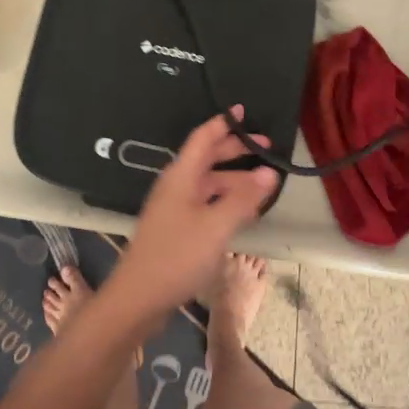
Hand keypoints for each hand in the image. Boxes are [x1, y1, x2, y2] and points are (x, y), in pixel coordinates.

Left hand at [105, 109, 279, 317]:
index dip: (223, 123)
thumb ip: (243, 198)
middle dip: (235, 150)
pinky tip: (243, 212)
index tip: (243, 111)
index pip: (203, 138)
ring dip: (234, 179)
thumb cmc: (176, 256)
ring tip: (263, 184)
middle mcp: (176, 186)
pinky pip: (205, 203)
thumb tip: (270, 171)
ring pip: (208, 183)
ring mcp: (174, 208)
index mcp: (181, 176)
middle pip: (207, 158)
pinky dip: (225, 200)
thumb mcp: (215, 226)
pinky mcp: (176, 229)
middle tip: (266, 148)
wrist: (138, 297)